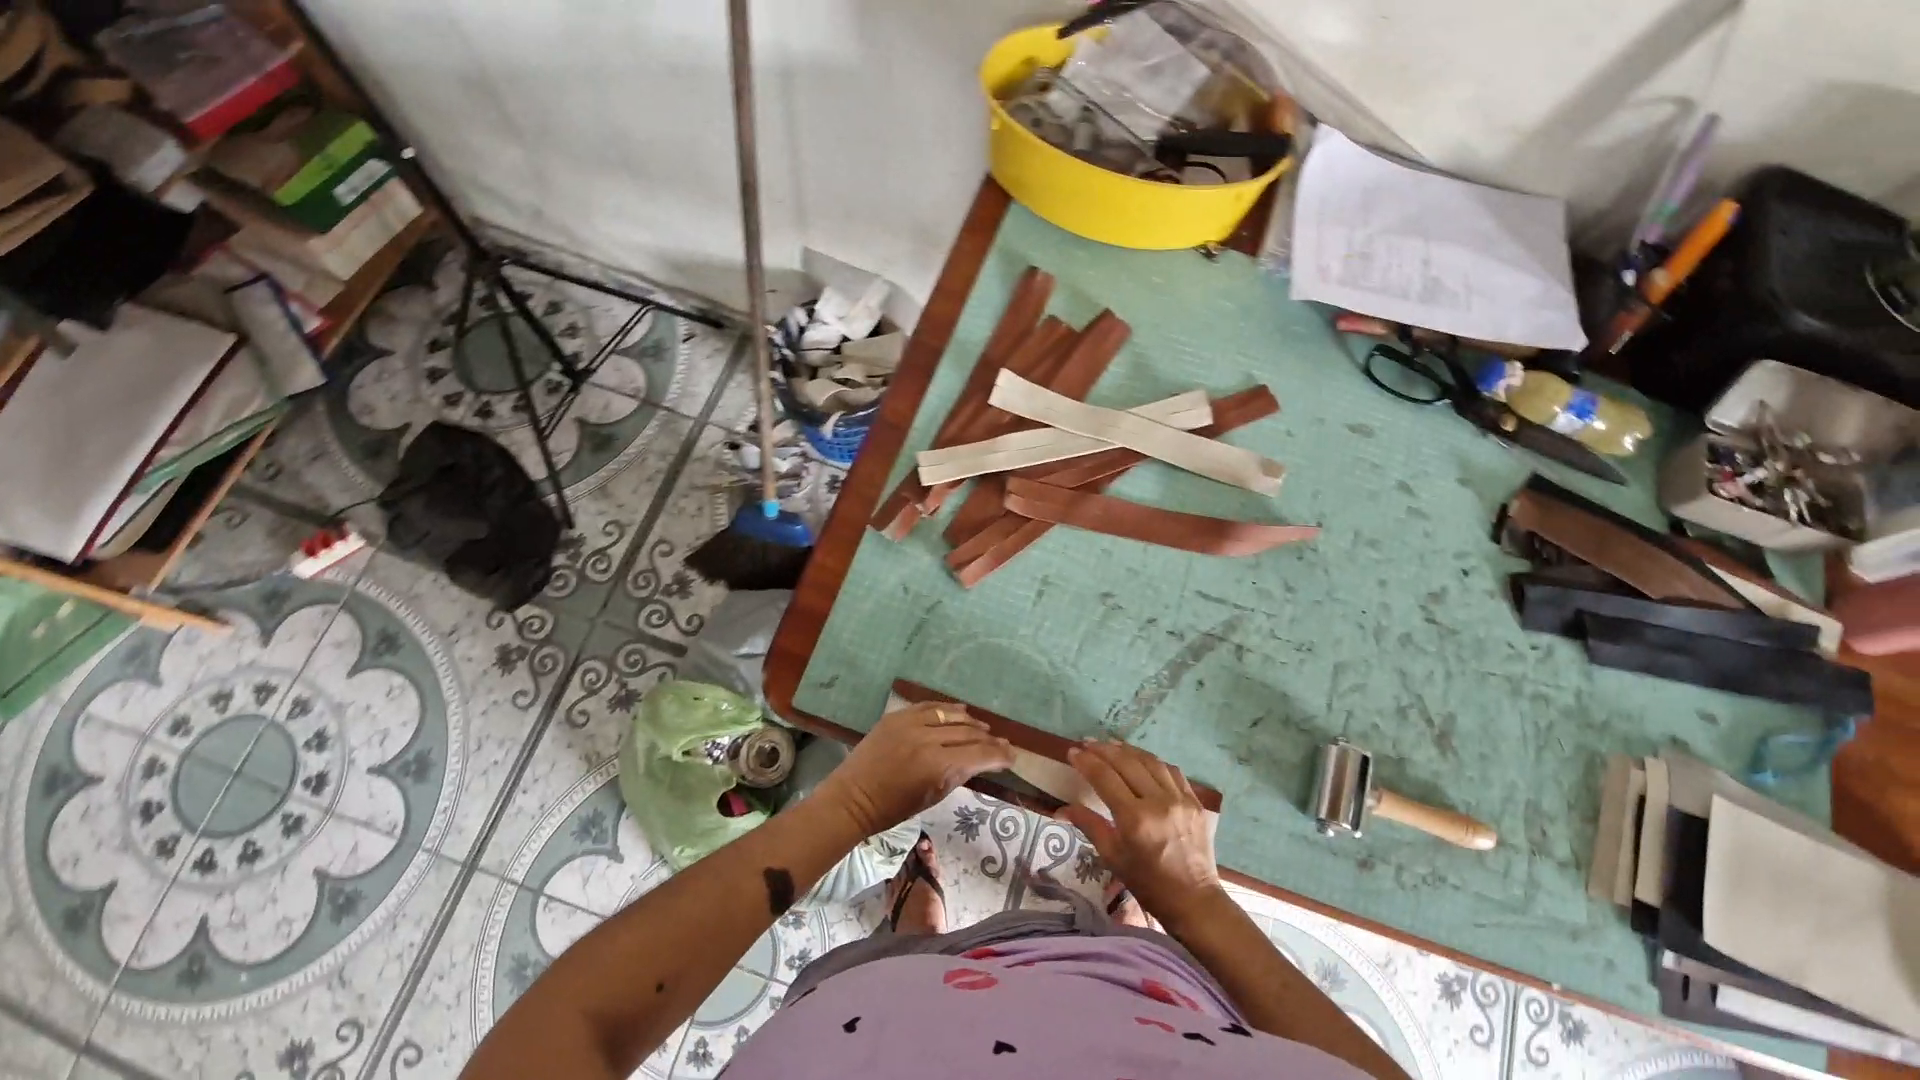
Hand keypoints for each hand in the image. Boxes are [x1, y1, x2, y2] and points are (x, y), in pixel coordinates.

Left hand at [816, 703, 1014, 836]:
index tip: (1011, 757)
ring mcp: (910, 724)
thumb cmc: (893, 808)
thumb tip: (981, 760)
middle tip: (1002, 743)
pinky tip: (959, 711)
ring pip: (951, 715)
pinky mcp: (896, 716)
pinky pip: (929, 706)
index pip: (979, 754)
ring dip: (971, 721)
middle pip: (968, 733)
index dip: (999, 755)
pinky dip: (946, 708)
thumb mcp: (933, 796)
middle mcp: (927, 739)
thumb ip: (959, 774)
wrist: (853, 798)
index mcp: (938, 766)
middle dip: (989, 739)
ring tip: (983, 728)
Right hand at [1057, 740, 1222, 927]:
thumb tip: (1061, 809)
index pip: (1105, 778)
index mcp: (1134, 819)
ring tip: (1112, 745)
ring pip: (1151, 761)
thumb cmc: (1147, 883)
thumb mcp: (1112, 857)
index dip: (1087, 762)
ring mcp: (1180, 799)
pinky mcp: (1195, 802)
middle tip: (1087, 743)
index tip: (1073, 752)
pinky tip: (1142, 760)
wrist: (1193, 900)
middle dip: (1104, 750)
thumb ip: (1088, 825)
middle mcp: (1158, 802)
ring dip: (1129, 750)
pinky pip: (1172, 771)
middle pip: (1127, 763)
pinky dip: (1154, 762)